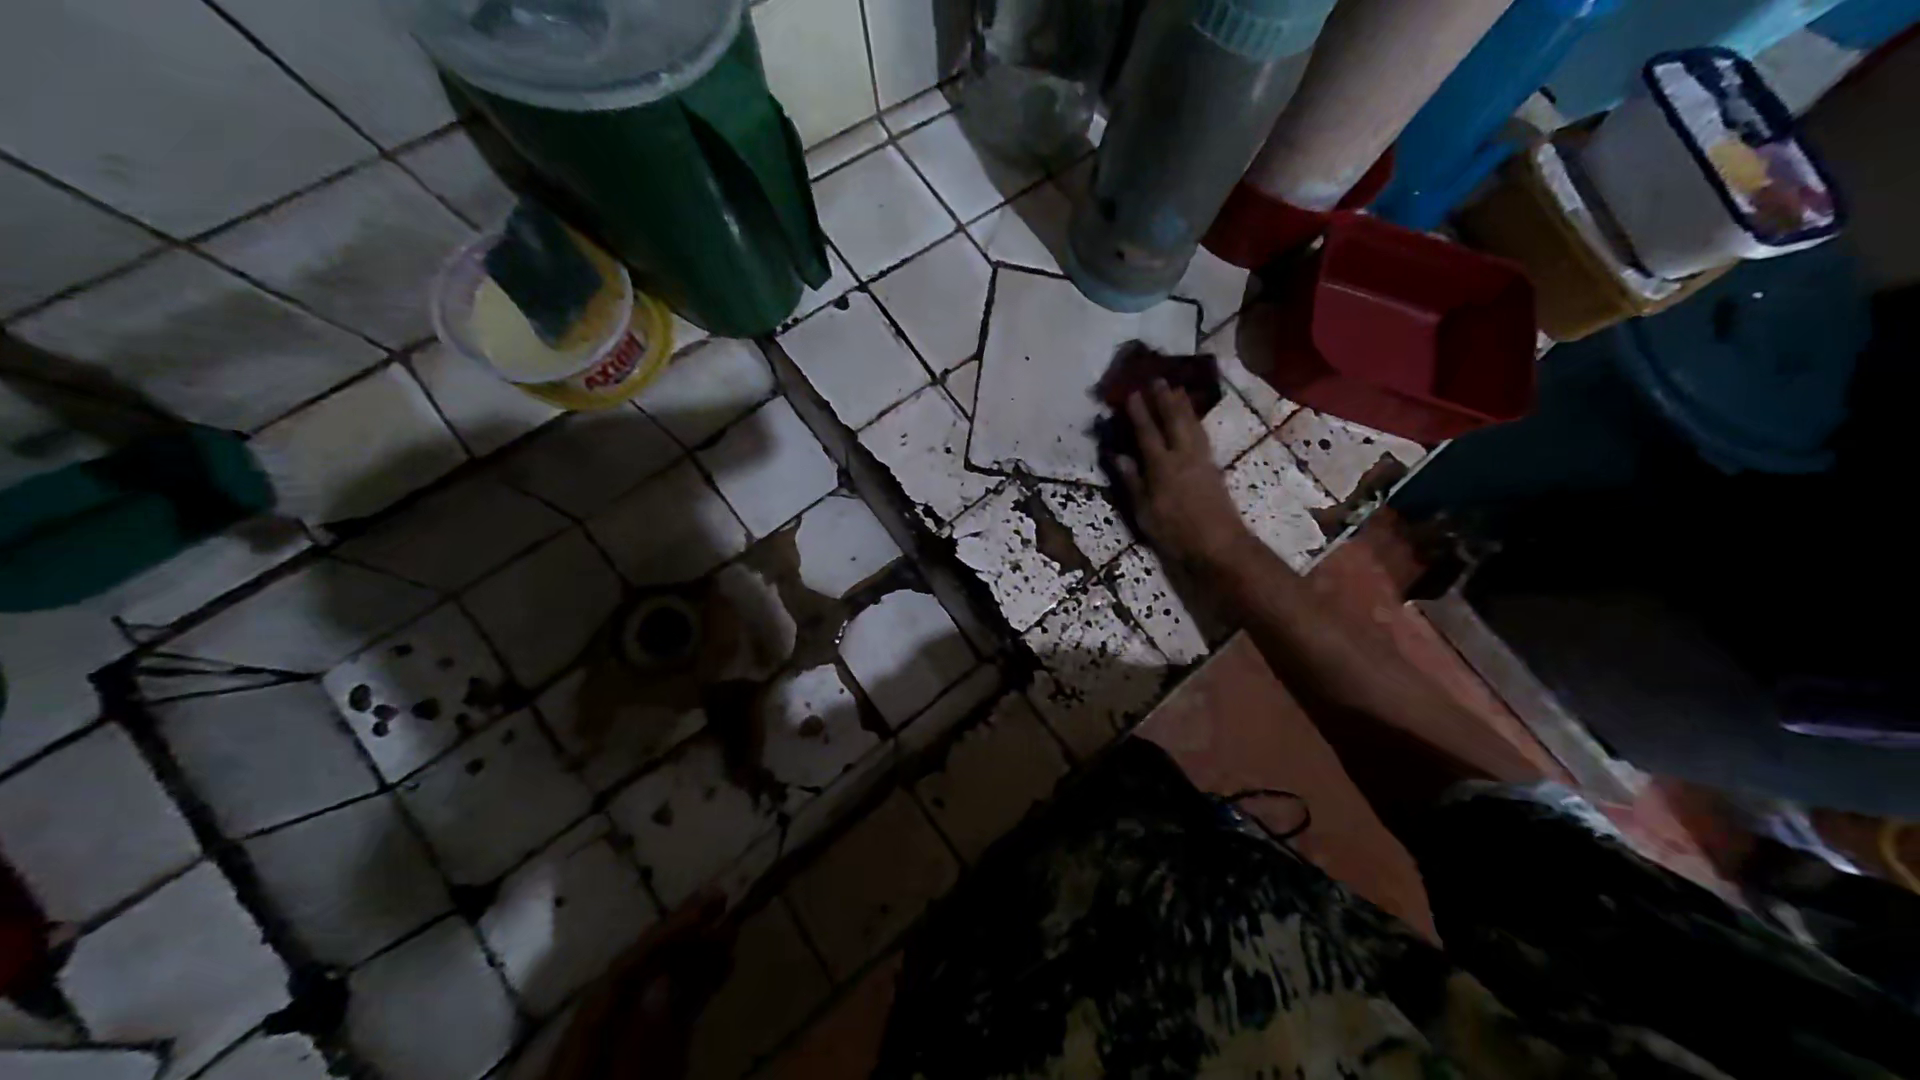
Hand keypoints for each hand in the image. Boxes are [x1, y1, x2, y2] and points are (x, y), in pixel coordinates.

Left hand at [543, 892, 733, 1079]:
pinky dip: (696, 991)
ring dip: (693, 957)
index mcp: (575, 1061)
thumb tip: (661, 985)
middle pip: (632, 982)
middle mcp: (591, 1051)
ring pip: (653, 996)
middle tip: (722, 901)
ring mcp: (615, 1061)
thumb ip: (639, 1056)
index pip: (614, 984)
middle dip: (677, 939)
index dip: (659, 940)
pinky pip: (668, 1022)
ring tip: (731, 925)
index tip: (705, 912)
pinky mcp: (640, 1071)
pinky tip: (723, 967)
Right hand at [1115, 380, 1252, 568]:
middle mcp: (1183, 456)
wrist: (1219, 545)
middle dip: (1164, 399)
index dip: (1139, 413)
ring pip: (1191, 425)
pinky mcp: (1213, 467)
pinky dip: (1195, 421)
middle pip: (1173, 421)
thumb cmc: (1175, 532)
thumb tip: (1117, 455)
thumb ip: (1132, 481)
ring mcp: (1201, 460)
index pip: (1147, 433)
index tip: (1131, 393)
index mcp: (1162, 467)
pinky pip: (1201, 435)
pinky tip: (1193, 419)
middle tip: (1157, 379)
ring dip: (1183, 406)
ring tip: (1177, 389)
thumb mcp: (1144, 511)